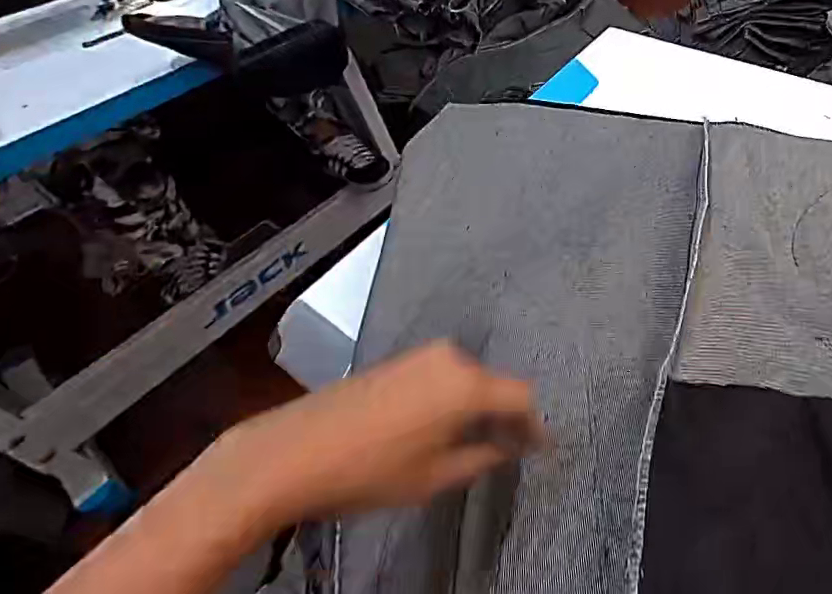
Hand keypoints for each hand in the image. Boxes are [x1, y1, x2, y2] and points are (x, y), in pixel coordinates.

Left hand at [199, 341, 546, 527]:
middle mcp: (454, 357)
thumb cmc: (367, 470)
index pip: (522, 395)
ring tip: (474, 435)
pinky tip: (440, 421)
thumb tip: (506, 447)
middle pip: (496, 383)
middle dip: (504, 413)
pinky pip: (446, 373)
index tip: (541, 443)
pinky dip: (453, 395)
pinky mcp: (404, 357)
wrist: (290, 451)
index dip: (535, 421)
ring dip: (477, 403)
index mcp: (468, 384)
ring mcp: (426, 353)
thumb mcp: (431, 478)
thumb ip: (481, 459)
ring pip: (470, 378)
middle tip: (508, 443)